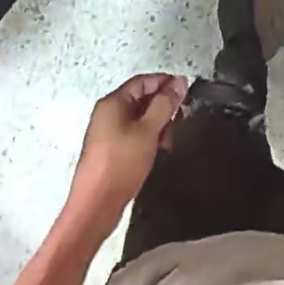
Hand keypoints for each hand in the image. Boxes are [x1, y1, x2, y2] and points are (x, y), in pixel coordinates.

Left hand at [64, 73, 187, 241]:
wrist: (96, 203)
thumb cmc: (121, 163)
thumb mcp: (148, 131)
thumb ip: (164, 105)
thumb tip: (179, 81)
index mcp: (113, 102)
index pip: (142, 81)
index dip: (164, 82)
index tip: (186, 90)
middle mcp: (108, 112)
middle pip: (141, 98)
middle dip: (163, 106)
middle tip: (181, 119)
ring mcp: (108, 131)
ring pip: (139, 118)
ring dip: (158, 124)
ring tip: (169, 140)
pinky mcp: (112, 149)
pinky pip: (134, 133)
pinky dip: (149, 137)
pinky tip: (159, 150)